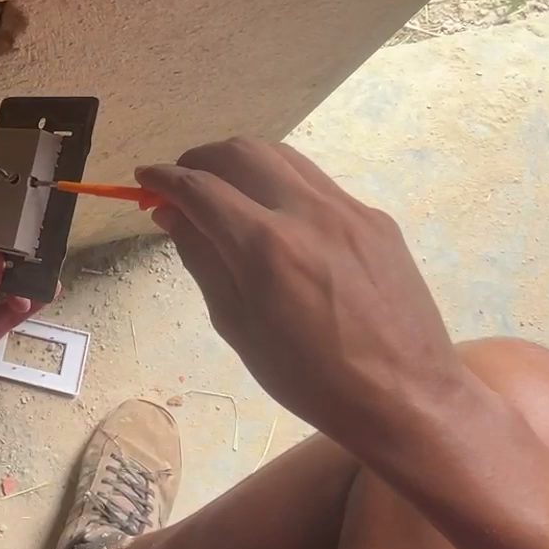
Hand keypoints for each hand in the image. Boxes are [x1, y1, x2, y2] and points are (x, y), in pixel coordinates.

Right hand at [137, 139, 480, 463]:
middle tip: (179, 185)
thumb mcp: (235, 323)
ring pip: (280, 155)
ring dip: (238, 162)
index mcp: (265, 247)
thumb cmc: (306, 376)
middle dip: (198, 160)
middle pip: (239, 152)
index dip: (162, 179)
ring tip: (220, 190)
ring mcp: (348, 210)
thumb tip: (171, 215)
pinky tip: (271, 217)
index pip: (199, 188)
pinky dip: (277, 183)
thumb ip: (201, 258)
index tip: (143, 181)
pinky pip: (313, 182)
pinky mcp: (374, 218)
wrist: (405, 396)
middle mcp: (307, 212)